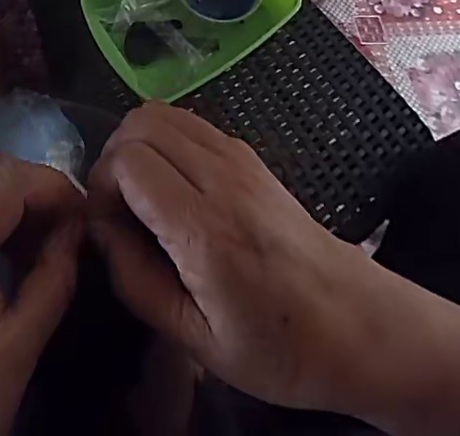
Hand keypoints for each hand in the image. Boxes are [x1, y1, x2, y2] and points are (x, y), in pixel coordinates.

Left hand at [0, 155, 82, 435]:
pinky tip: (20, 249)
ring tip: (55, 238)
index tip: (89, 212)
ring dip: (18, 202)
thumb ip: (53, 278)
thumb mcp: (15, 351)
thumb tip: (80, 226)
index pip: (5, 182)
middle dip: (38, 189)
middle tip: (75, 224)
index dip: (54, 187)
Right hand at [87, 102, 434, 420]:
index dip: (102, 184)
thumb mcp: (196, 341)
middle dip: (112, 158)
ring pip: (161, 112)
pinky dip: (163, 138)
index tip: (108, 223)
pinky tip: (171, 183)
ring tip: (140, 191)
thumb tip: (100, 229)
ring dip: (136, 143)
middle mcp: (221, 177)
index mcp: (205, 229)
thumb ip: (136, 281)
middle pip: (140, 123)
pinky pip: (186, 120)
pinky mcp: (246, 152)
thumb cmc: (278, 346)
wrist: (359, 323)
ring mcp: (237, 157)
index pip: (129, 160)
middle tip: (119, 205)